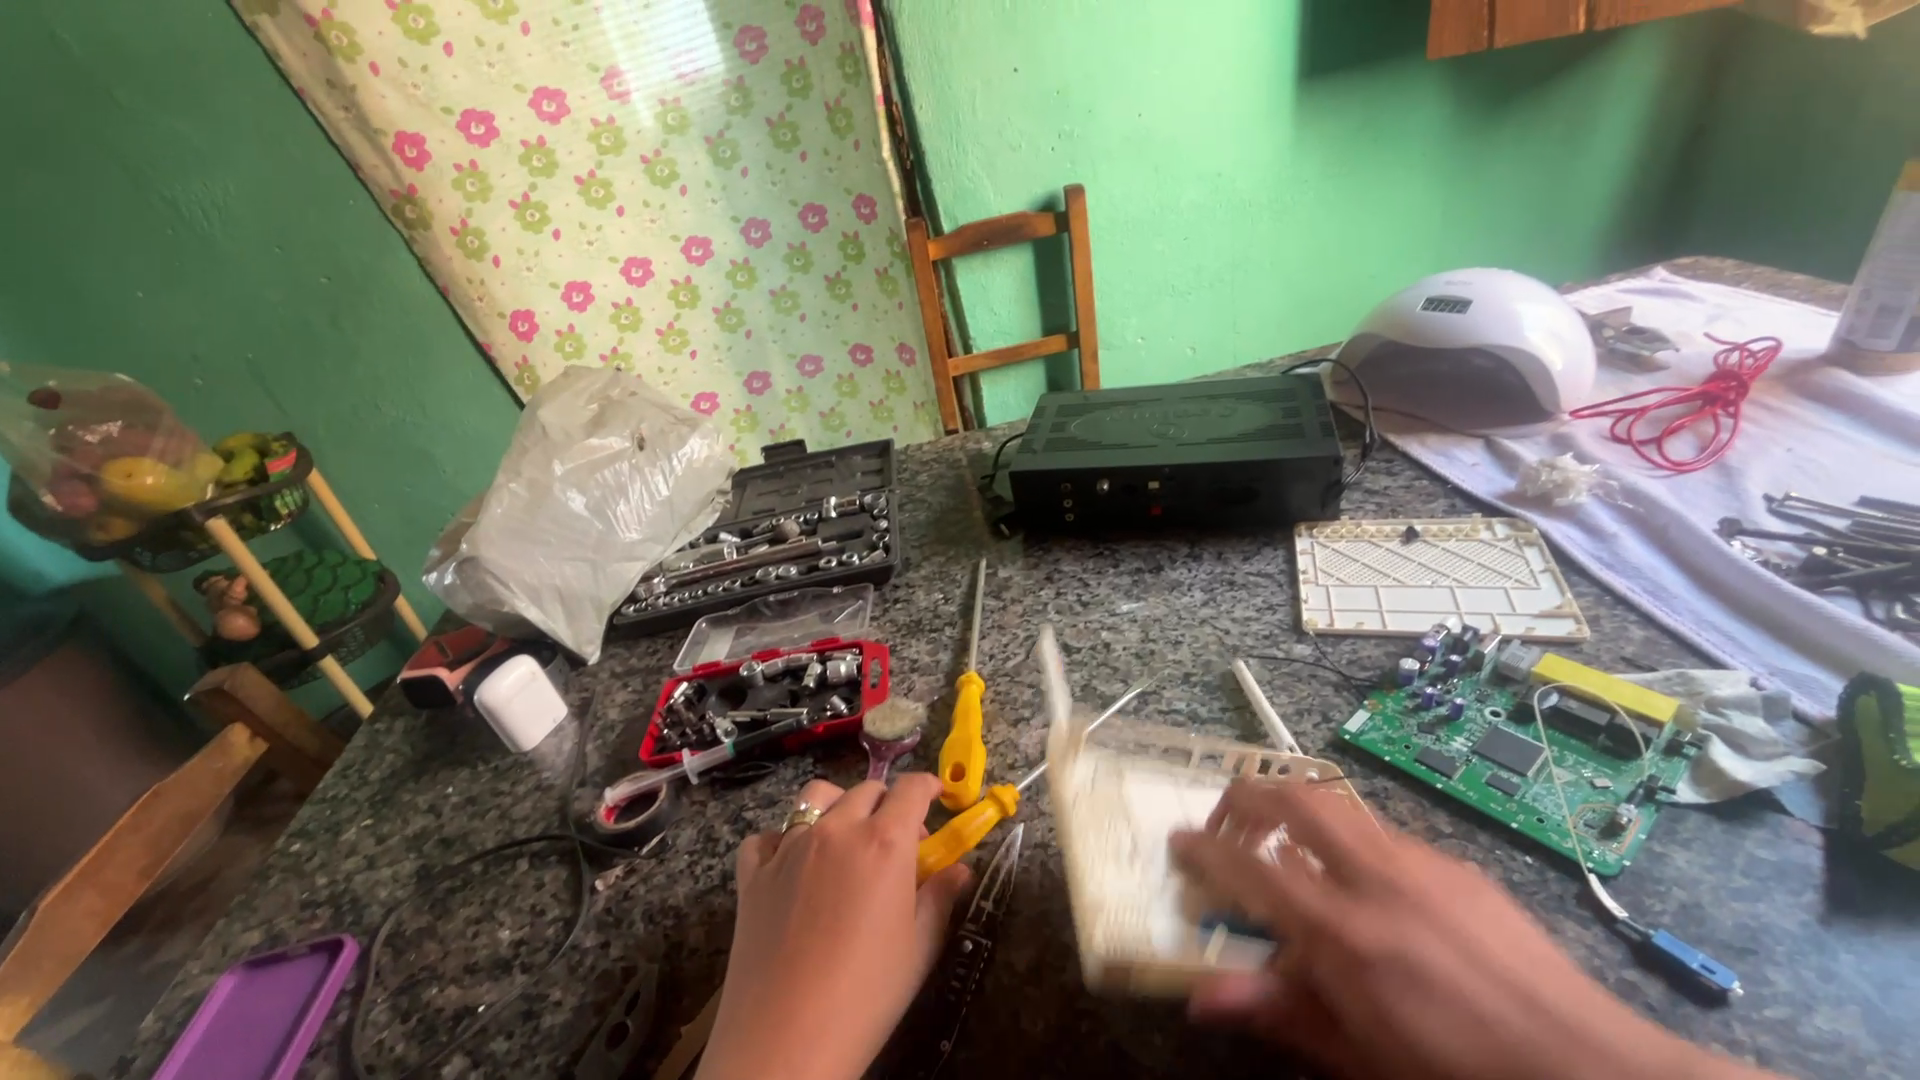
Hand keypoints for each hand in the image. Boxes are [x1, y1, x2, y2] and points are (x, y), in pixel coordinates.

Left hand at [696, 774, 972, 1079]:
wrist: (785, 1039)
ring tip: (845, 839)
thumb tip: (960, 868)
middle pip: (867, 790)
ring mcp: (788, 847)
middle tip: (898, 842)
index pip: (912, 789)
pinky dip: (782, 839)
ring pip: (814, 797)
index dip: (929, 787)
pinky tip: (792, 866)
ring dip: (837, 806)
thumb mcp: (919, 948)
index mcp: (884, 842)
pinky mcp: (753, 872)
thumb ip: (940, 897)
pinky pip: (768, 836)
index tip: (937, 797)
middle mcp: (836, 830)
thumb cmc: (866, 996)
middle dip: (888, 804)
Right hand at [1170, 780, 1774, 1079]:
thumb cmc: (1458, 1074)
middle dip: (1246, 797)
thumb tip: (1200, 998)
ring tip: (1284, 849)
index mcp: (1345, 934)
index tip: (1179, 843)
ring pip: (1339, 804)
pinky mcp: (1459, 866)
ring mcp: (1422, 863)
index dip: (1204, 849)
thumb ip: (1279, 1012)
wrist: (1592, 1070)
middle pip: (1294, 798)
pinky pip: (1384, 834)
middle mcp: (1377, 879)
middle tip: (1224, 825)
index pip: (1250, 868)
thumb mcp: (1360, 1056)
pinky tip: (1363, 890)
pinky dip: (1349, 842)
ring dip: (1295, 811)